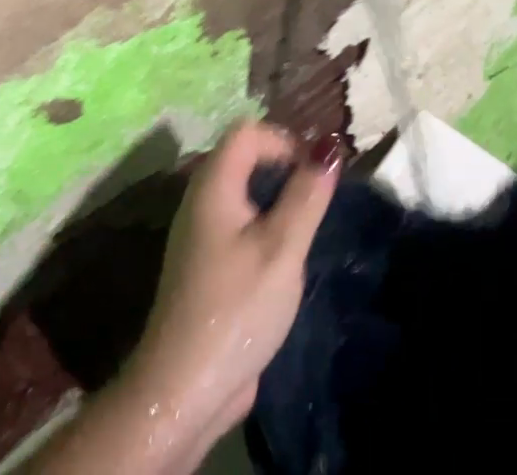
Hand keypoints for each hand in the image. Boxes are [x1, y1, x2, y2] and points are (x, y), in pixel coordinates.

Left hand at [123, 122, 340, 430]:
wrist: (187, 384)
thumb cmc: (238, 307)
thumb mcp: (282, 248)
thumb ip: (306, 195)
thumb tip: (329, 148)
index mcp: (211, 188)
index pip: (246, 133)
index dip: (284, 141)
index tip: (316, 174)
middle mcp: (199, 202)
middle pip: (242, 158)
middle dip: (284, 166)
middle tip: (318, 197)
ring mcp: (200, 235)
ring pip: (242, 193)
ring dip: (277, 198)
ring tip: (308, 226)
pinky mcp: (208, 265)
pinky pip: (238, 224)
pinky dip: (265, 225)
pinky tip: (286, 257)